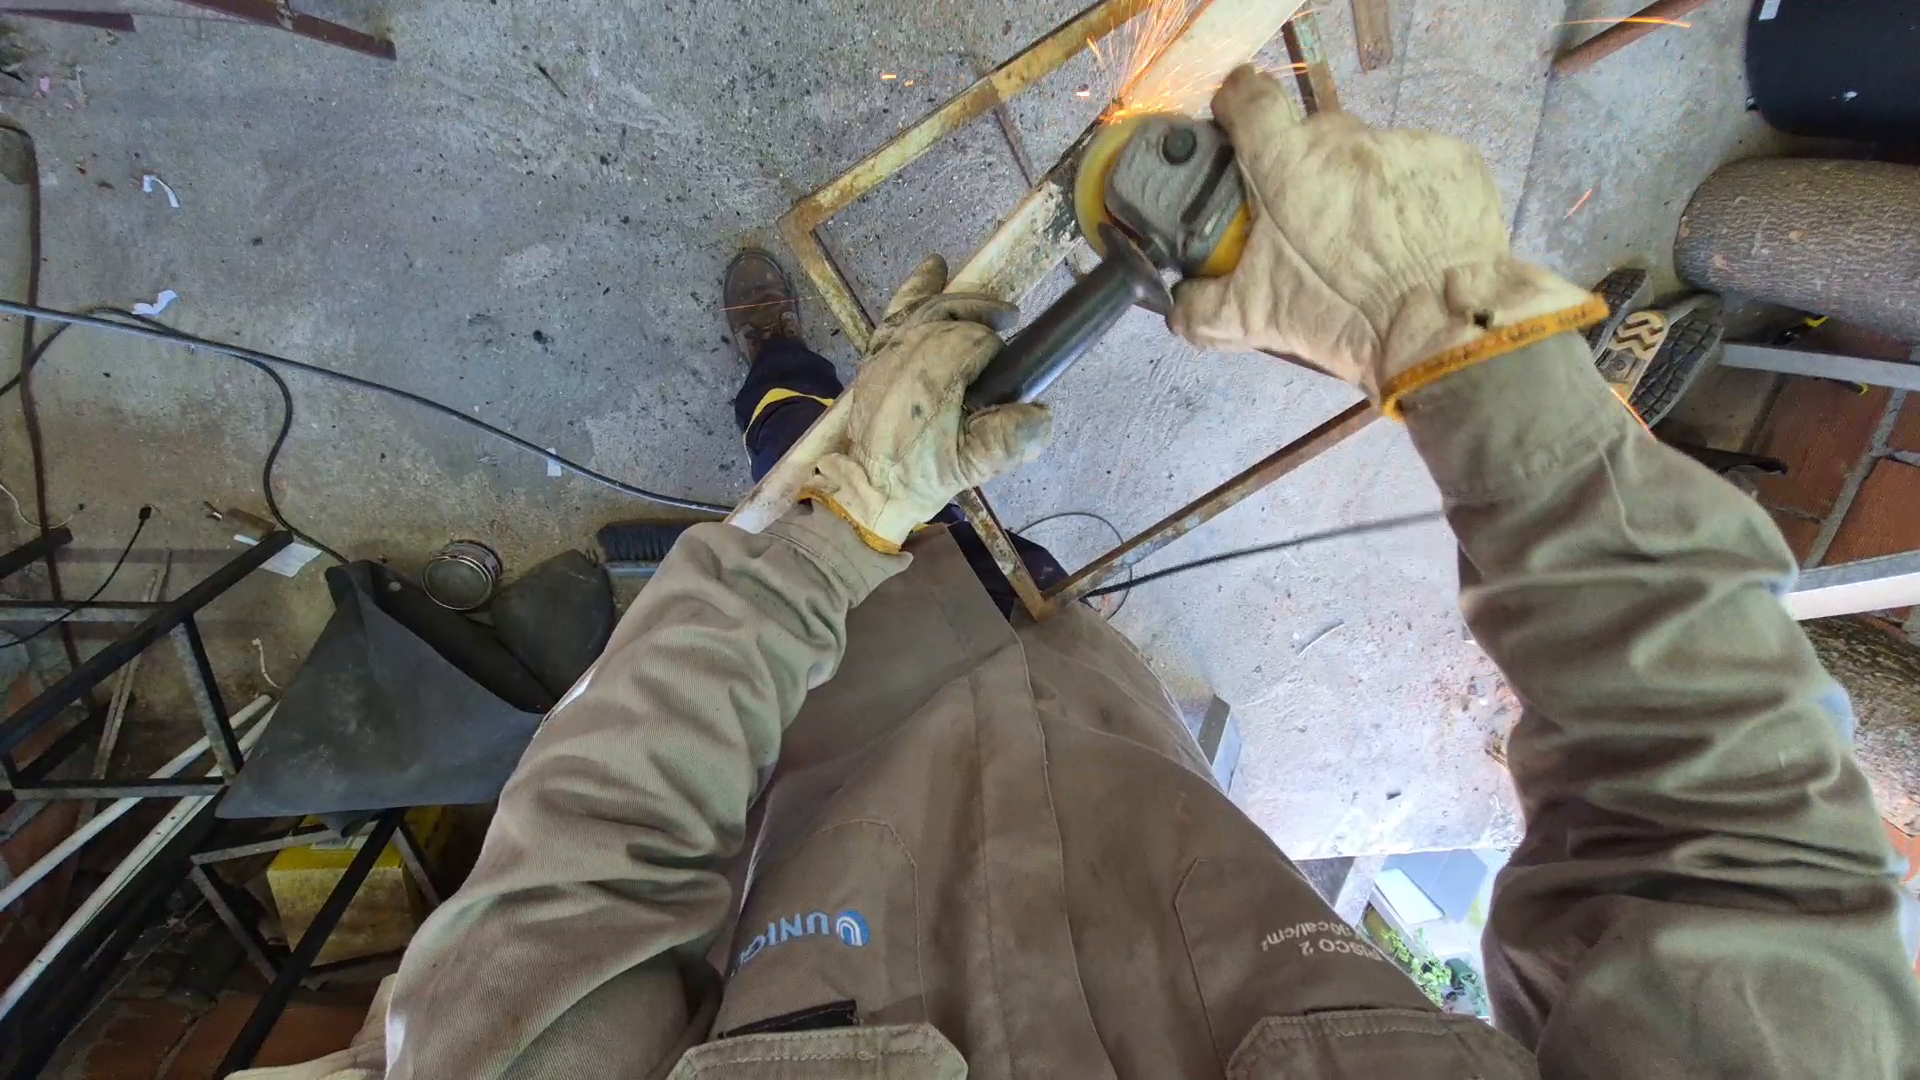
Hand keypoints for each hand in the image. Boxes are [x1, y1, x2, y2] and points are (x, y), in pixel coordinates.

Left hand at [804, 255, 1052, 553]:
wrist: (870, 487)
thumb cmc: (921, 477)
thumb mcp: (970, 467)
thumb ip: (1007, 441)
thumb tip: (1042, 413)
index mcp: (930, 376)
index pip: (974, 340)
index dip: (995, 350)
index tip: (1004, 373)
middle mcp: (905, 353)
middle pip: (953, 315)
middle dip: (984, 319)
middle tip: (1010, 328)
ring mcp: (887, 351)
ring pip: (927, 307)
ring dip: (962, 301)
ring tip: (993, 308)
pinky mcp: (876, 355)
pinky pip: (897, 310)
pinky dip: (917, 288)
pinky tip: (935, 267)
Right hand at [1169, 66, 1604, 415]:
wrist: (1434, 324)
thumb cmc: (1334, 312)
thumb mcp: (1252, 318)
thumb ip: (1199, 309)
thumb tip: (1177, 303)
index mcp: (1287, 165)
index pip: (1250, 100)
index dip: (1236, 105)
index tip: (1234, 121)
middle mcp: (1345, 140)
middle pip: (1309, 136)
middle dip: (1298, 170)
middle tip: (1297, 221)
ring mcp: (1404, 146)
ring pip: (1363, 155)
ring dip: (1351, 187)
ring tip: (1357, 241)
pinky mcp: (1452, 160)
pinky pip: (1413, 168)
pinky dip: (1401, 197)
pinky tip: (1400, 238)